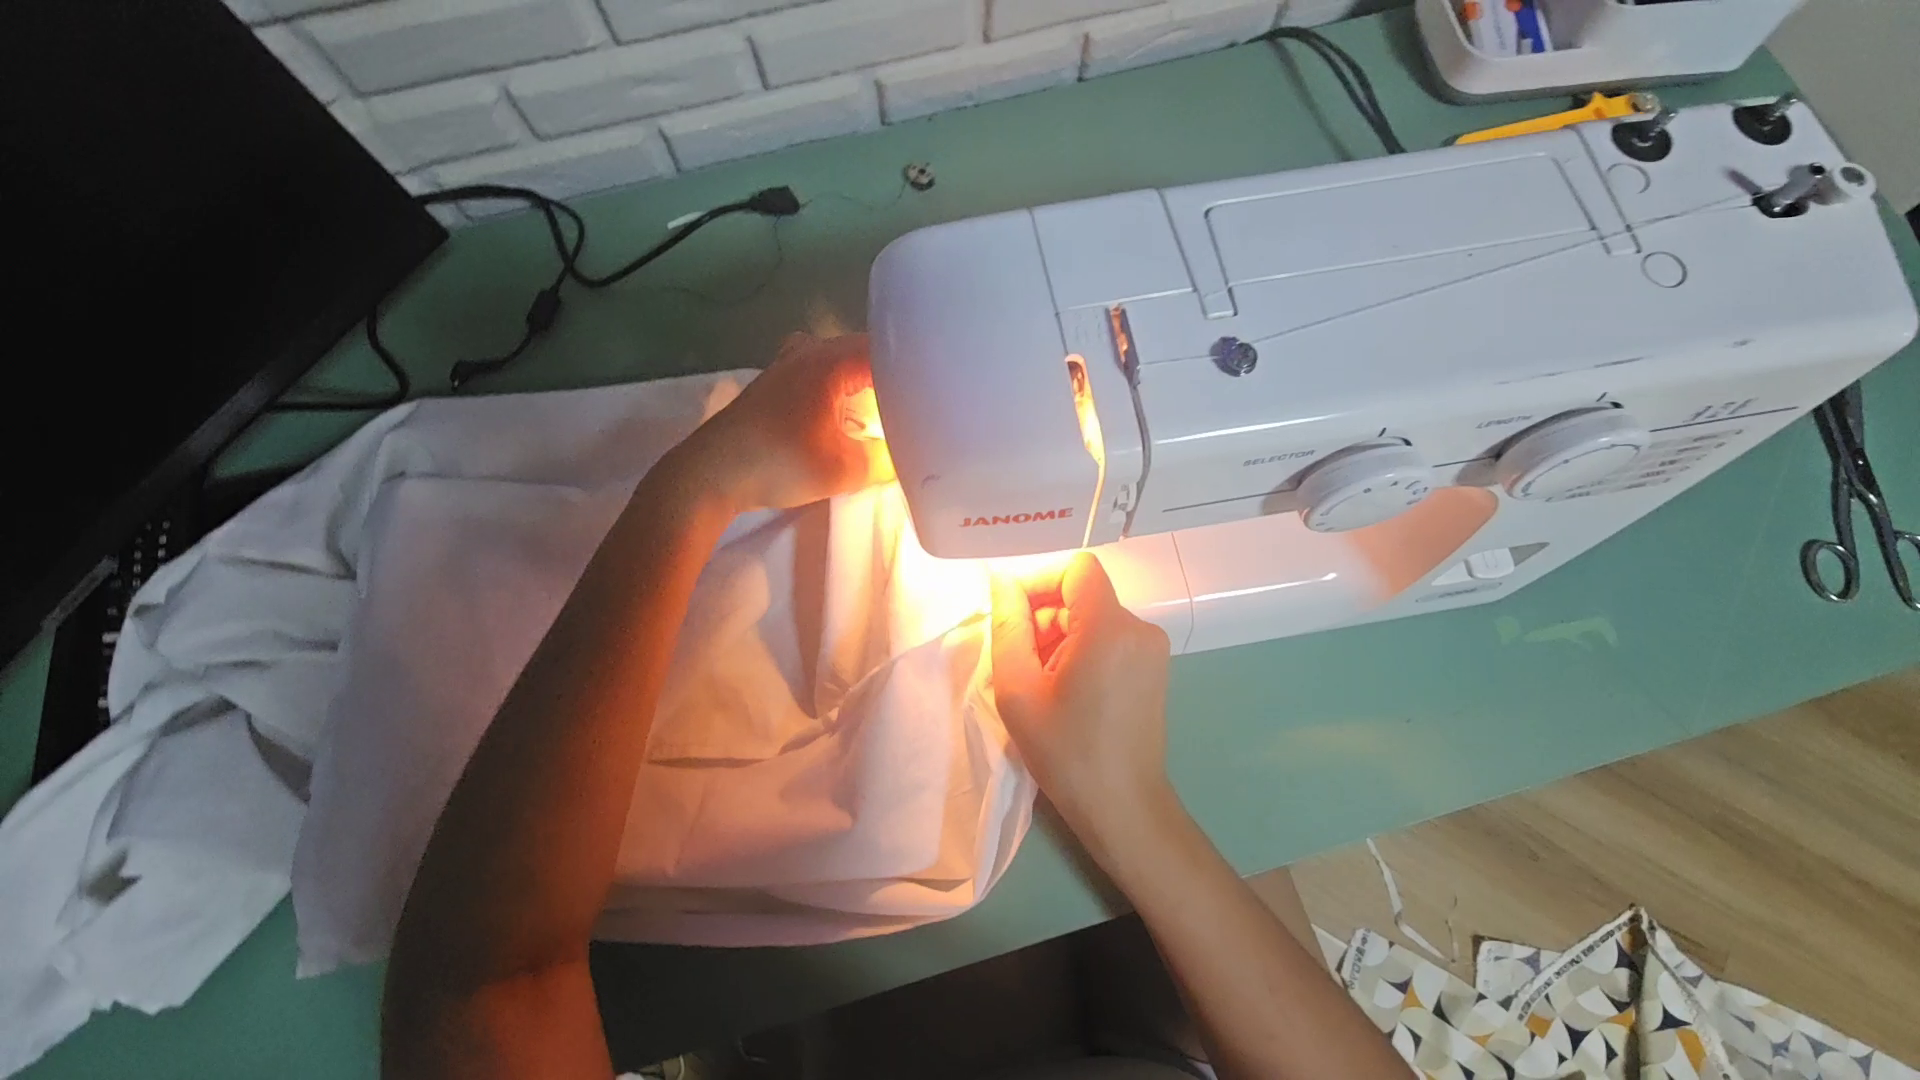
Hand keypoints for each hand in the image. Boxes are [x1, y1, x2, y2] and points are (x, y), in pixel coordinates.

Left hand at [674, 332, 894, 511]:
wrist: (712, 473)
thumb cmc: (779, 462)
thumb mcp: (844, 470)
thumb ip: (884, 460)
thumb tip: (906, 456)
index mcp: (830, 361)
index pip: (886, 350)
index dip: (913, 368)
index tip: (933, 390)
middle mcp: (809, 352)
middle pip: (862, 350)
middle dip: (890, 372)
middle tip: (916, 399)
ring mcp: (786, 365)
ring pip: (837, 358)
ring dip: (860, 376)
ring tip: (881, 403)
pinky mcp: (772, 385)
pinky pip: (817, 370)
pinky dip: (836, 383)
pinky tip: (841, 409)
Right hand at [990, 552, 1174, 845]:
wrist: (1122, 807)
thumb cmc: (1066, 752)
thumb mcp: (1018, 689)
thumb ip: (1007, 626)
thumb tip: (1002, 582)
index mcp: (1110, 627)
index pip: (1075, 568)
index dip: (1038, 580)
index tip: (1011, 614)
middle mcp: (1139, 628)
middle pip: (1082, 594)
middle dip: (1043, 616)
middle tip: (1018, 662)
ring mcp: (1151, 649)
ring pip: (1093, 618)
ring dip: (1058, 637)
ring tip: (1039, 684)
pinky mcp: (1153, 669)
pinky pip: (1109, 639)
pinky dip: (1081, 651)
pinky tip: (1064, 691)